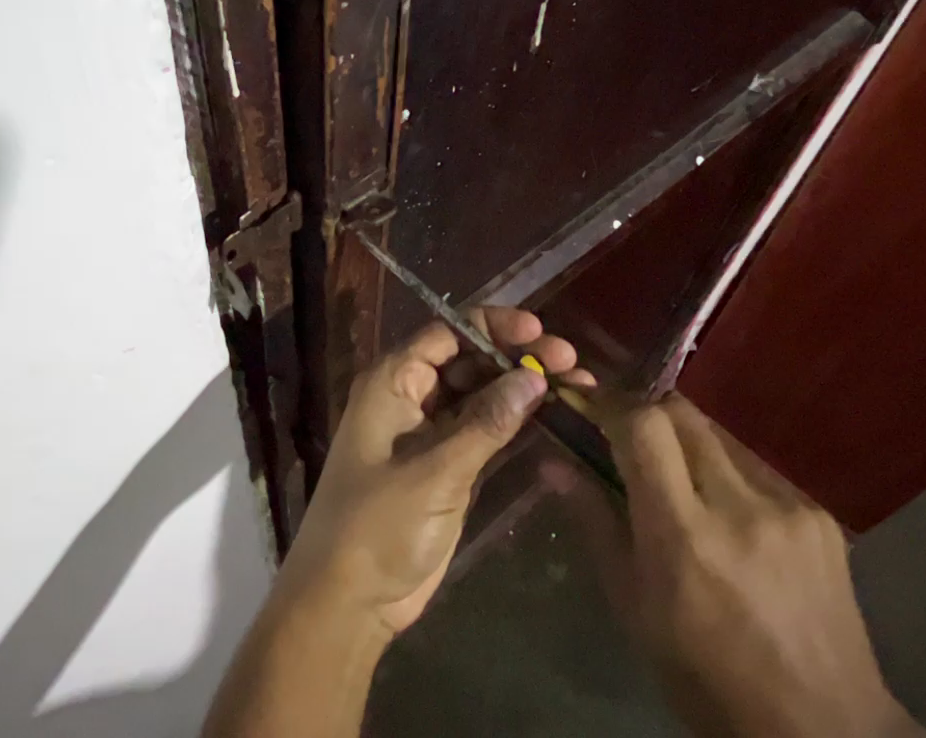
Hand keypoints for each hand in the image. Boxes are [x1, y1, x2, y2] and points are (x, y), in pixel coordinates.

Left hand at [275, 307, 593, 635]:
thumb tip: (533, 376)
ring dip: (521, 389)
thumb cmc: (377, 526)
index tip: (540, 332)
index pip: (446, 335)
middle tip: (571, 360)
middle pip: (468, 361)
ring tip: (576, 382)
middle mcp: (409, 400)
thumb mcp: (435, 472)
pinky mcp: (446, 468)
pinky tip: (553, 416)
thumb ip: (485, 423)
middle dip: (516, 357)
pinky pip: (483, 431)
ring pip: (480, 396)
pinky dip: (514, 423)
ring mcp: (428, 435)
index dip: (492, 327)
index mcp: (391, 385)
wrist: (350, 599)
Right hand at [565, 393, 925, 737]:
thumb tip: (554, 463)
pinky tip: (729, 517)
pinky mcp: (822, 515)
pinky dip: (728, 475)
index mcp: (683, 533)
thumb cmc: (703, 673)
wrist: (821, 725)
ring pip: (721, 436)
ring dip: (688, 444)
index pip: (645, 426)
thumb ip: (595, 523)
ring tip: (679, 483)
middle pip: (684, 415)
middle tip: (628, 437)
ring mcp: (788, 506)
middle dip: (648, 415)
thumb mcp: (632, 604)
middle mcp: (739, 505)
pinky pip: (758, 469)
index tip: (591, 407)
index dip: (613, 405)